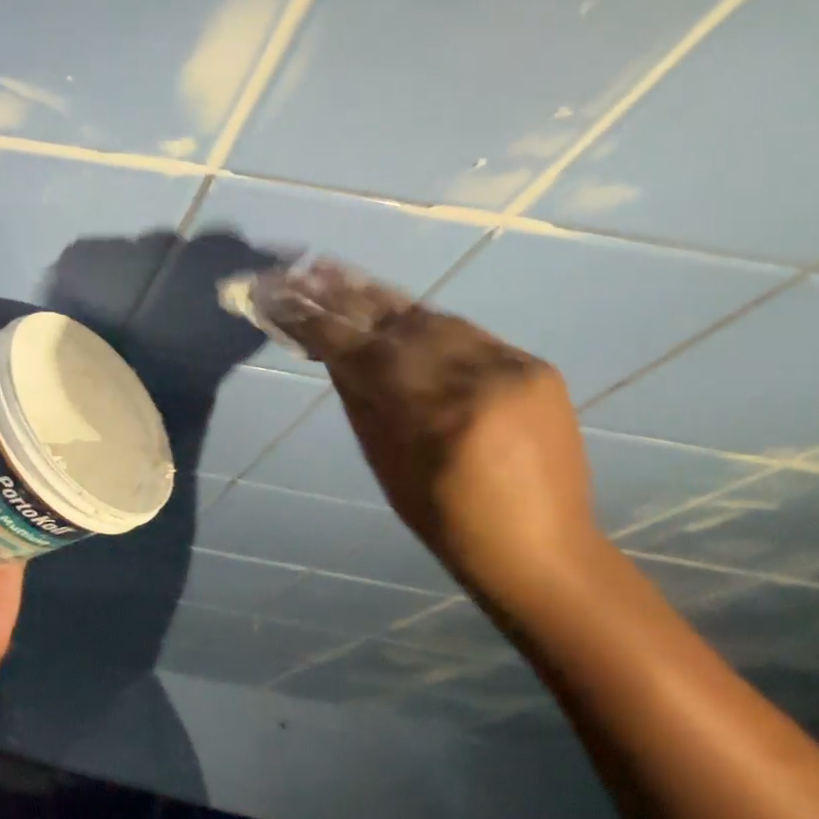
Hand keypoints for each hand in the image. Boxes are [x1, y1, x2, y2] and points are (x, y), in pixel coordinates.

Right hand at [266, 261, 609, 603]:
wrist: (537, 545)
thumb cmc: (443, 516)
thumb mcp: (384, 460)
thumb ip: (360, 397)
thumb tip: (332, 349)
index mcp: (436, 412)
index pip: (363, 349)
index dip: (317, 321)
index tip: (281, 298)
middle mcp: (483, 377)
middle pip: (403, 322)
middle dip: (351, 296)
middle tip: (309, 272)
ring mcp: (516, 366)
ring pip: (437, 322)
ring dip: (388, 305)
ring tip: (345, 282)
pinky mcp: (537, 367)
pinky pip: (470, 336)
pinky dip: (429, 328)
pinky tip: (401, 320)